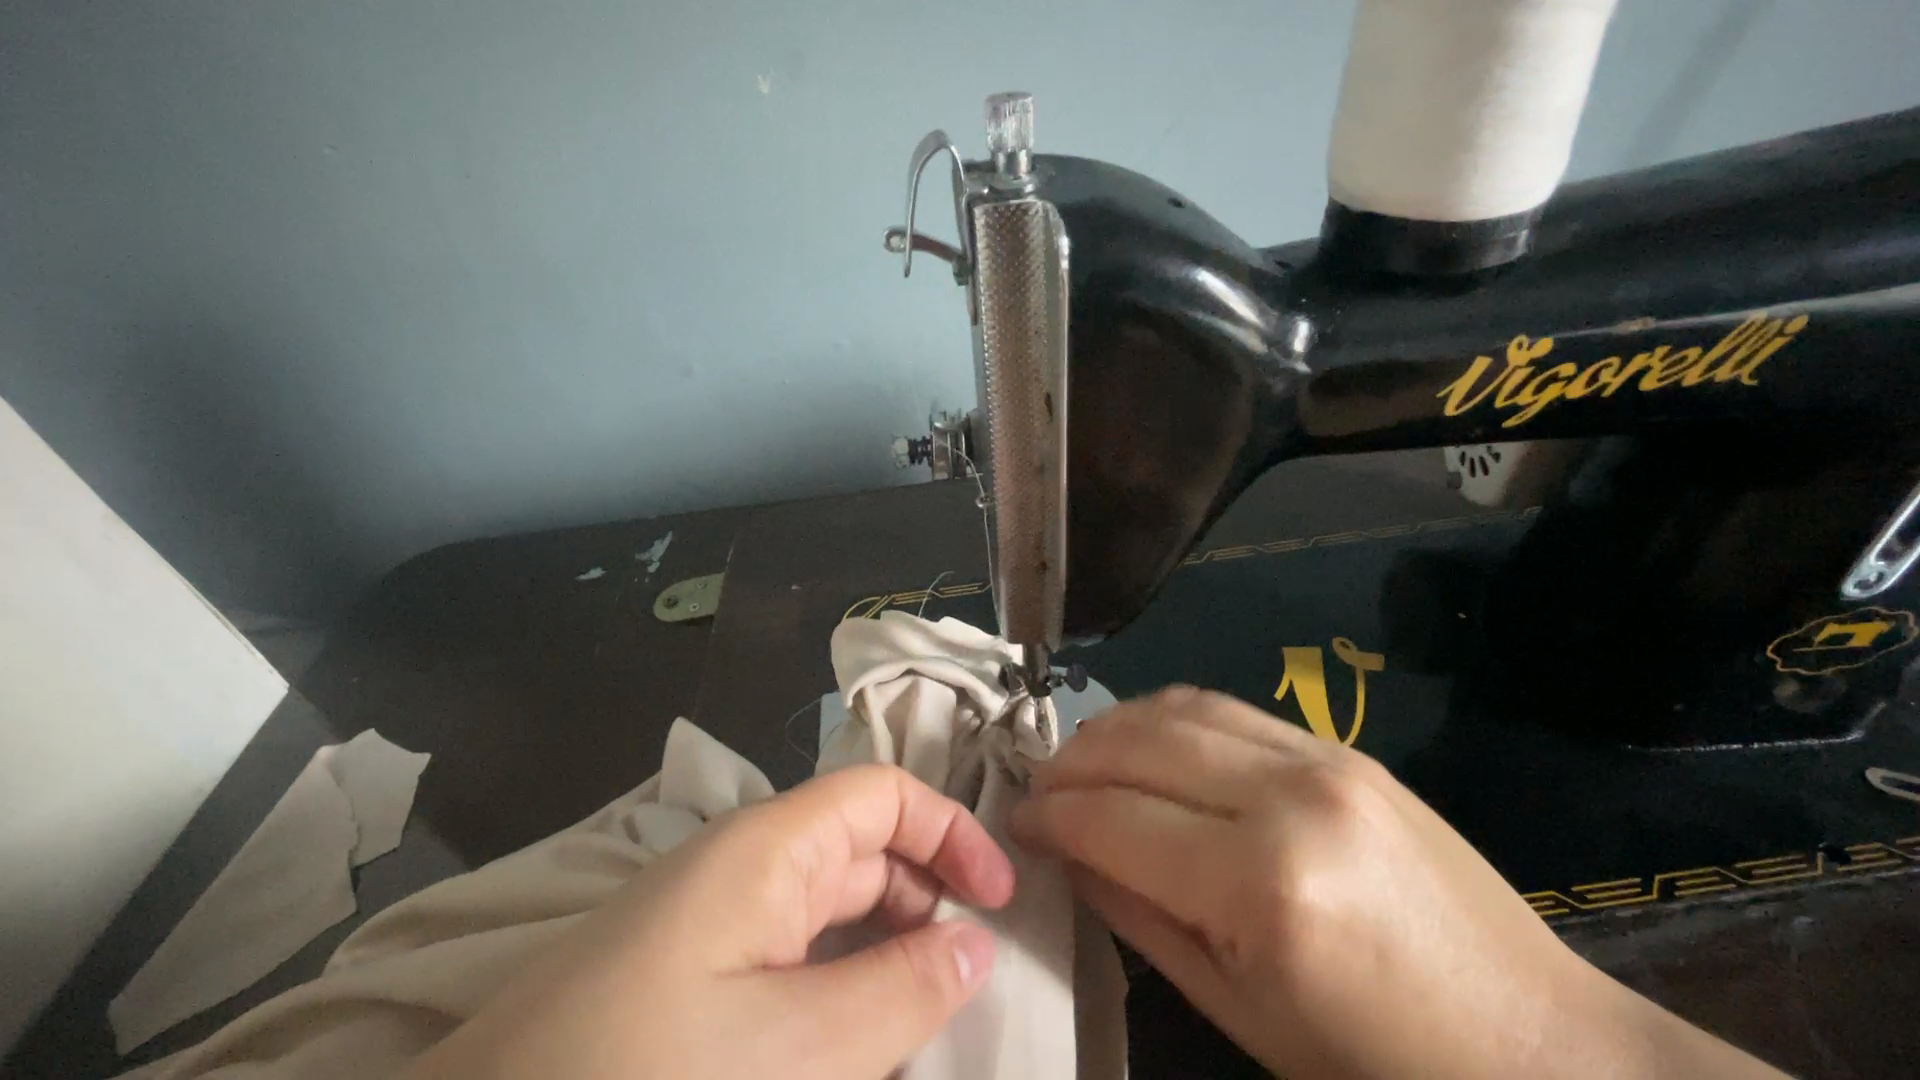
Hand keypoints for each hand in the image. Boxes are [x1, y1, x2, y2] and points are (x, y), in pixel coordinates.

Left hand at [407, 764, 1014, 1079]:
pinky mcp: (692, 972)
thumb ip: (900, 991)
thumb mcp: (792, 1047)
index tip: (1000, 901)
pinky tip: (851, 1040)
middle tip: (971, 979)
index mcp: (768, 849)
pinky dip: (839, 987)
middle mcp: (744, 866)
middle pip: (863, 849)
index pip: (882, 793)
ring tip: (921, 1019)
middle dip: (929, 898)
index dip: (950, 831)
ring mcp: (714, 920)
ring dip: (887, 952)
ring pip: (831, 911)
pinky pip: (792, 959)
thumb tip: (977, 944)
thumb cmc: (640, 1074)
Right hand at [1012, 686, 1786, 1079]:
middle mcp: (1289, 798)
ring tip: (1078, 760)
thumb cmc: (1372, 1059)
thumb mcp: (1233, 1006)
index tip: (1014, 821)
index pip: (1114, 820)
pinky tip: (1145, 742)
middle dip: (1070, 763)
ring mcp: (1325, 758)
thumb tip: (1065, 852)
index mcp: (1261, 885)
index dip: (1050, 817)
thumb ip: (1135, 915)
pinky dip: (1168, 718)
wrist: (1533, 1042)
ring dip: (1112, 728)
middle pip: (1139, 747)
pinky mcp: (1344, 747)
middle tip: (1035, 788)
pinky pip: (1229, 709)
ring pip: (1178, 710)